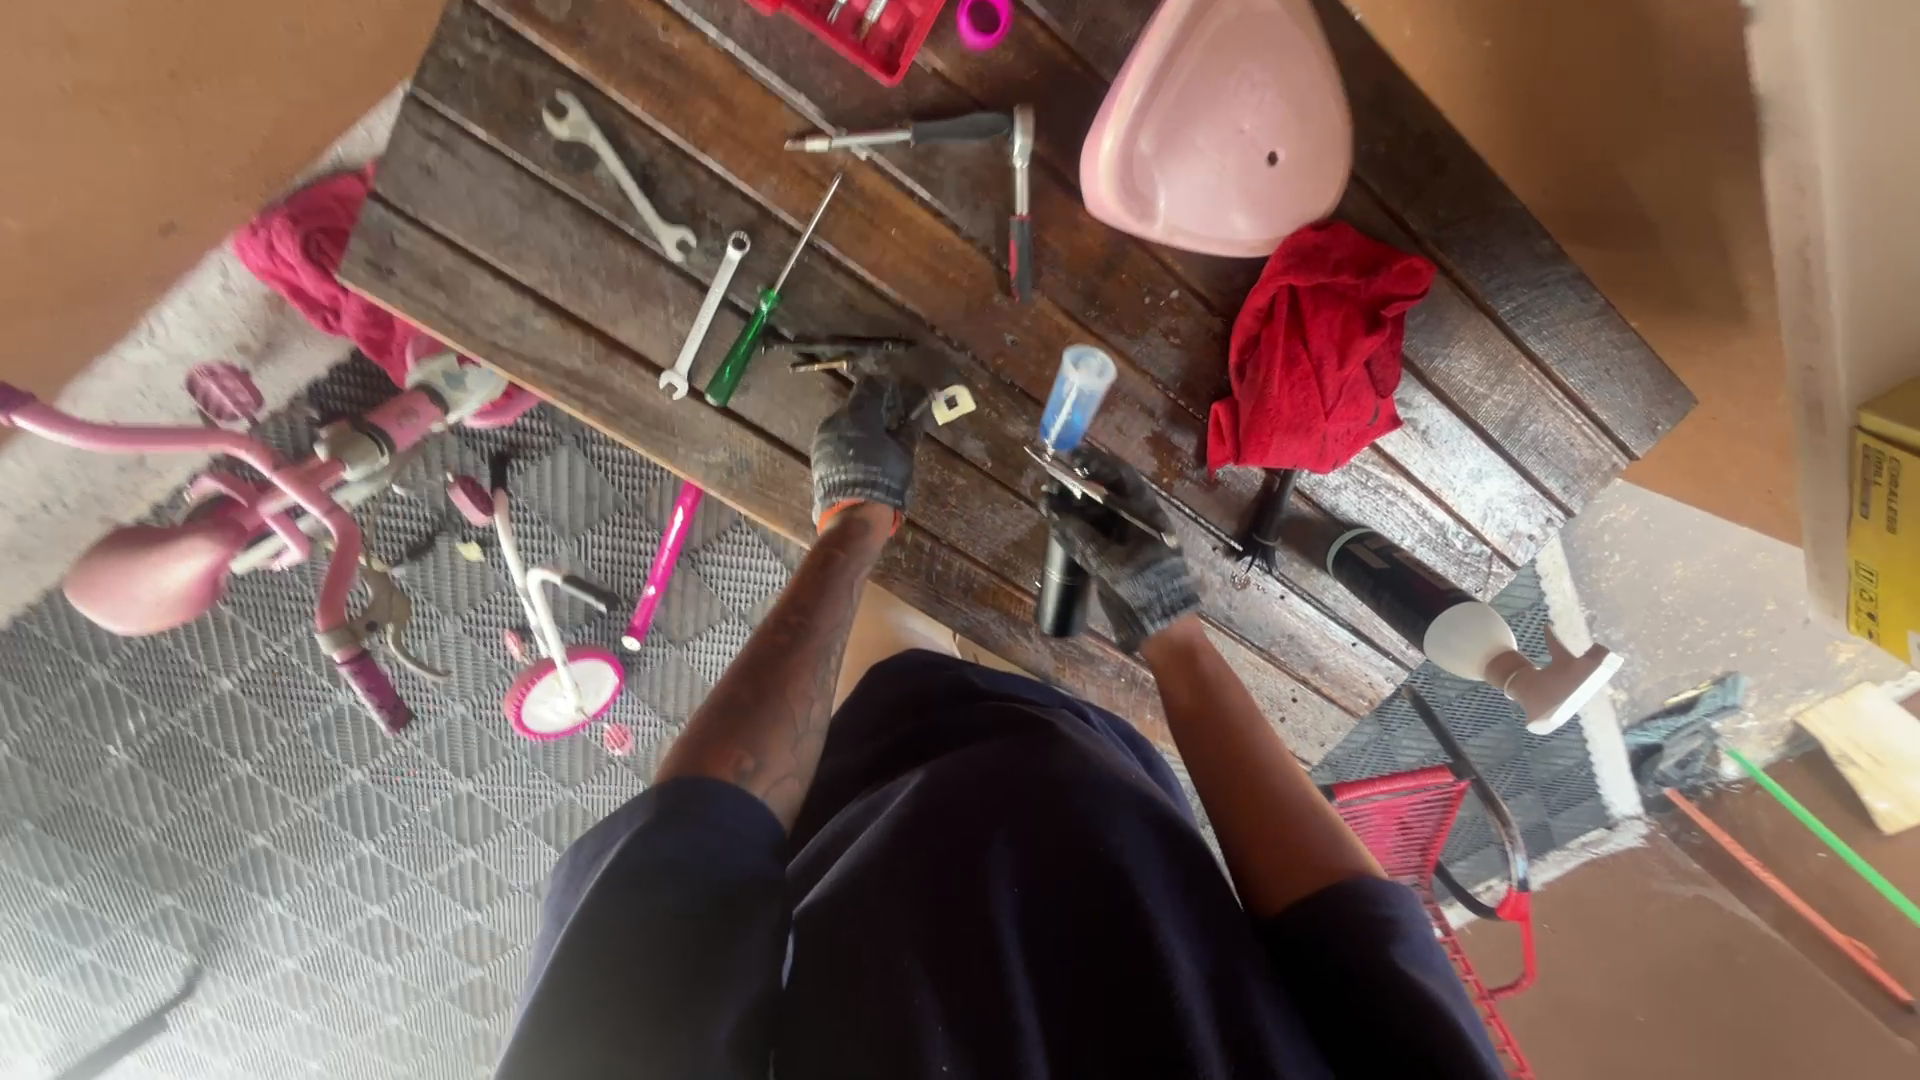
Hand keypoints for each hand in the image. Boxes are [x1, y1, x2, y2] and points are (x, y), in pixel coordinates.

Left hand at [811, 375, 925, 532]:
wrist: (853, 513)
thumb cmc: (884, 478)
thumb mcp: (903, 452)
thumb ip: (909, 429)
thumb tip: (917, 415)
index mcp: (858, 413)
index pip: (872, 385)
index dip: (888, 390)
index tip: (900, 402)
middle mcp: (836, 419)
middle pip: (856, 404)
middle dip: (874, 410)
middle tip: (891, 425)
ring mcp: (823, 438)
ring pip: (845, 422)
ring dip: (861, 427)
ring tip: (877, 444)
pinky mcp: (818, 455)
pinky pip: (837, 439)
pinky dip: (850, 442)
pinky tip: (862, 457)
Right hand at [1039, 447, 1201, 651]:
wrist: (1162, 630)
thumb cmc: (1145, 591)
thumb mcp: (1110, 563)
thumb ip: (1081, 537)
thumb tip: (1053, 513)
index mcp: (1147, 515)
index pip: (1121, 478)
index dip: (1097, 465)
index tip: (1071, 459)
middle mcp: (1138, 521)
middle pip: (1107, 493)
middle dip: (1079, 486)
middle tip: (1052, 480)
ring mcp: (1128, 539)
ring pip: (1098, 514)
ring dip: (1074, 507)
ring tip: (1048, 501)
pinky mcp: (1117, 557)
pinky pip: (1095, 534)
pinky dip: (1076, 528)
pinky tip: (1057, 525)